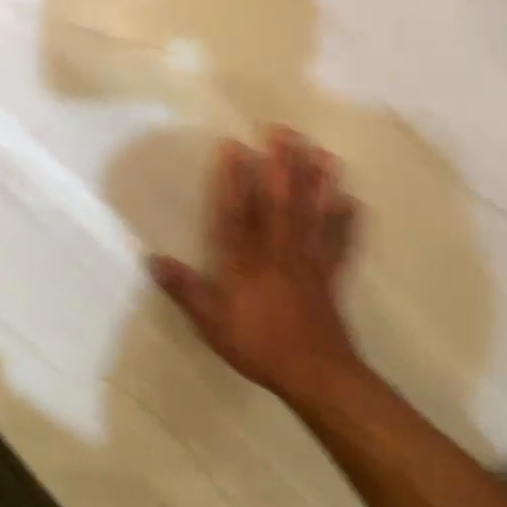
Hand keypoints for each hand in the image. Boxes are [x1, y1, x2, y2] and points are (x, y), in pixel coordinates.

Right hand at [149, 127, 364, 401]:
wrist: (316, 375)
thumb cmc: (258, 346)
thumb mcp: (211, 322)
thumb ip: (185, 289)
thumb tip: (152, 259)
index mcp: (246, 263)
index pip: (236, 213)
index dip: (234, 179)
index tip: (235, 146)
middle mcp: (278, 254)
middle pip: (280, 202)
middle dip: (282, 165)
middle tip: (284, 131)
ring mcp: (309, 263)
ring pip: (313, 215)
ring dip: (318, 183)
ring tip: (322, 152)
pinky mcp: (331, 278)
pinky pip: (341, 245)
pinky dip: (349, 222)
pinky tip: (353, 201)